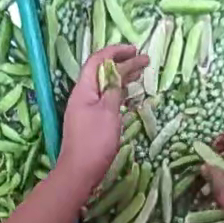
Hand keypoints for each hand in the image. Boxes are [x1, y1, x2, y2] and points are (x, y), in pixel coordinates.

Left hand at [56, 44, 146, 192]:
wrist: (79, 172)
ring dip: (121, 79)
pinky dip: (118, 95)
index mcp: (83, 90)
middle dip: (122, 64)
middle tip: (144, 61)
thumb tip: (117, 77)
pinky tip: (129, 96)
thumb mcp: (109, 112)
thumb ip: (114, 91)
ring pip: (104, 87)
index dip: (115, 51)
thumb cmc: (95, 142)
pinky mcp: (90, 123)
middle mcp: (82, 97)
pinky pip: (105, 101)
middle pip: (102, 72)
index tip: (134, 50)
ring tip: (140, 73)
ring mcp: (85, 111)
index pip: (97, 61)